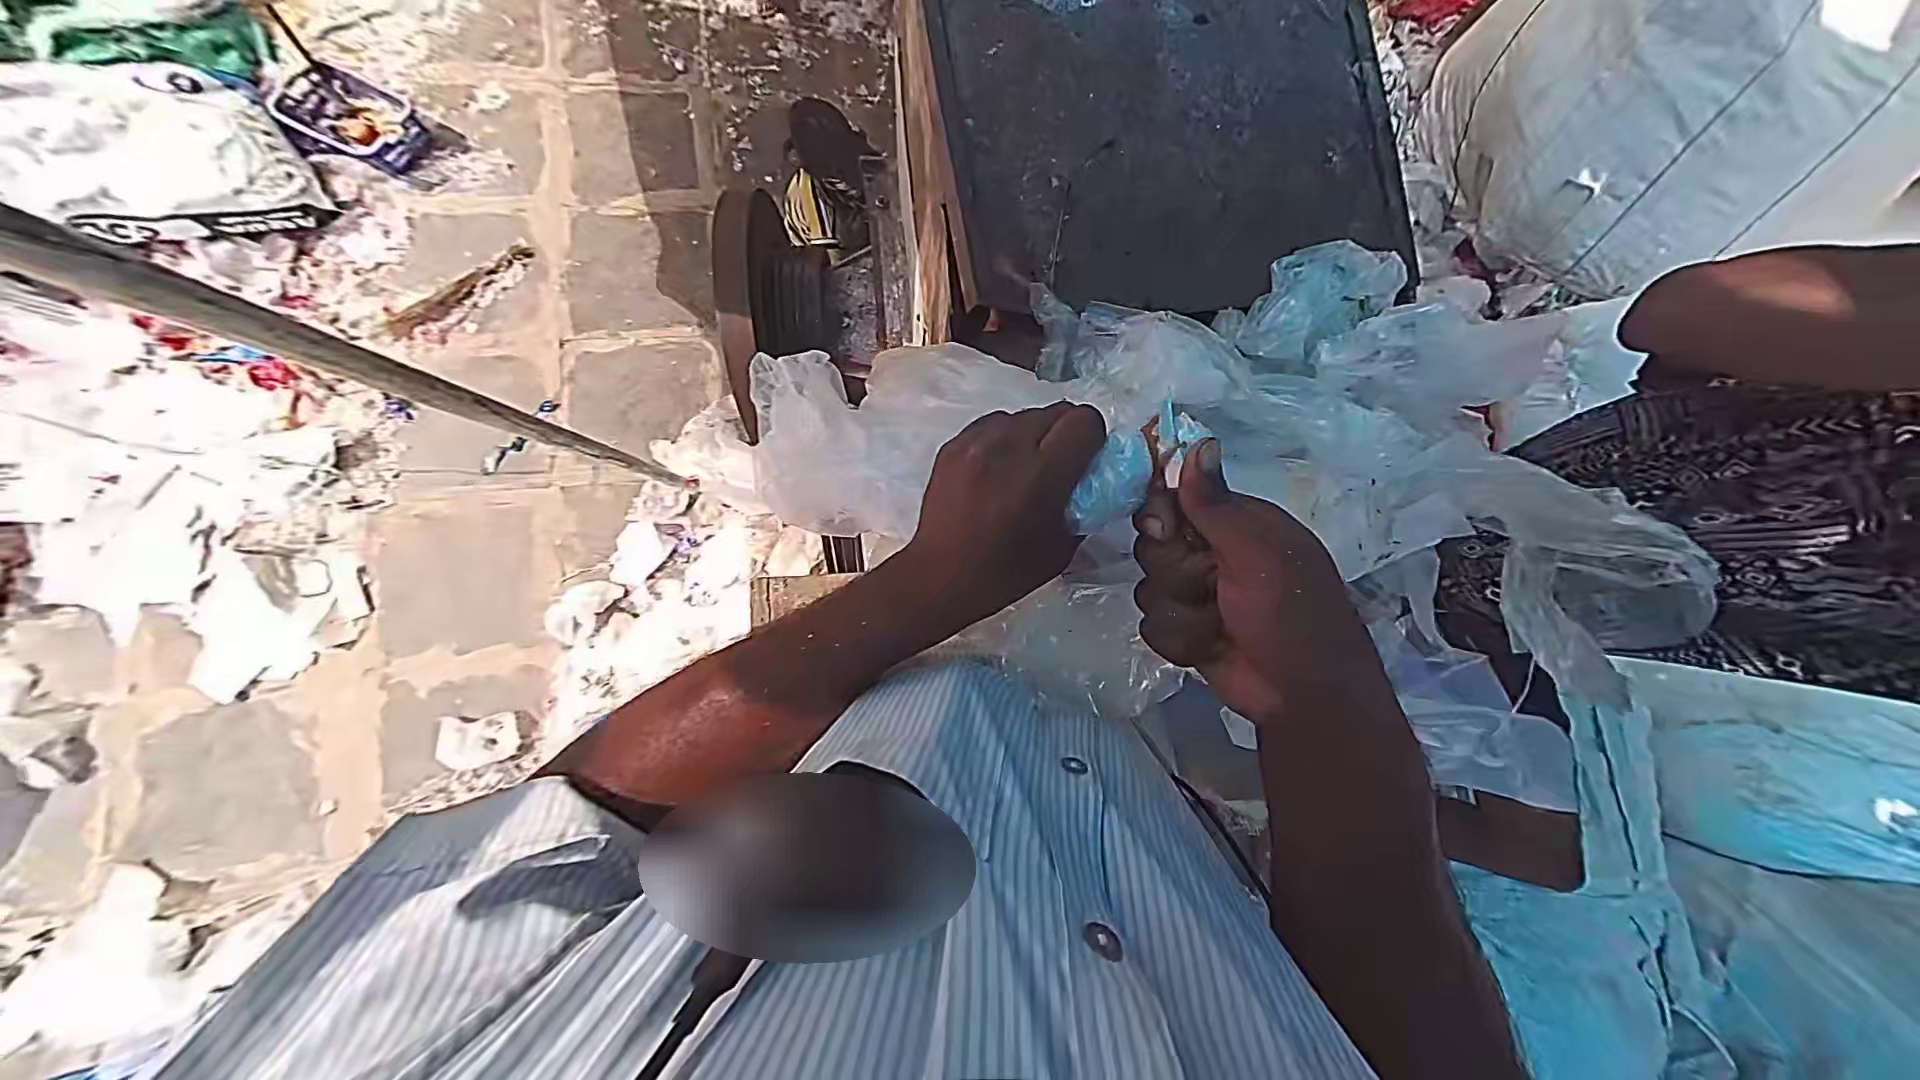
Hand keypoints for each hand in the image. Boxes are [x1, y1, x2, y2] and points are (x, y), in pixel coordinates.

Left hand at [893, 402, 1105, 631]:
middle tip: (1058, 466)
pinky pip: (992, 425)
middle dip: (1065, 434)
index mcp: (1040, 476)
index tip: (1086, 459)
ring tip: (1023, 469)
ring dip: (1032, 435)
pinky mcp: (954, 444)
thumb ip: (1084, 503)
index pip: (1084, 422)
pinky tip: (997, 470)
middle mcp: (1007, 448)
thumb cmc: (1005, 571)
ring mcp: (976, 442)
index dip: (1092, 439)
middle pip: (1056, 411)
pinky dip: (1003, 440)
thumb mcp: (1062, 545)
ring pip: (1023, 415)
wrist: (941, 576)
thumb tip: (1095, 476)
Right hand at [1133, 438, 1383, 723]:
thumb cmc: (1293, 616)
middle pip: (1151, 546)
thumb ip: (1216, 506)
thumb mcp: (1258, 555)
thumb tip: (1199, 442)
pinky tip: (1211, 646)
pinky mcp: (1185, 628)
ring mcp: (1196, 593)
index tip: (1164, 531)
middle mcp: (1210, 553)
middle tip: (1211, 585)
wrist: (1305, 696)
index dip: (1159, 515)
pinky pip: (1152, 624)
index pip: (1172, 500)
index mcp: (1234, 524)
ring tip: (1220, 623)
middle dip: (1176, 572)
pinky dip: (1181, 639)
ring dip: (1183, 612)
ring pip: (1148, 588)